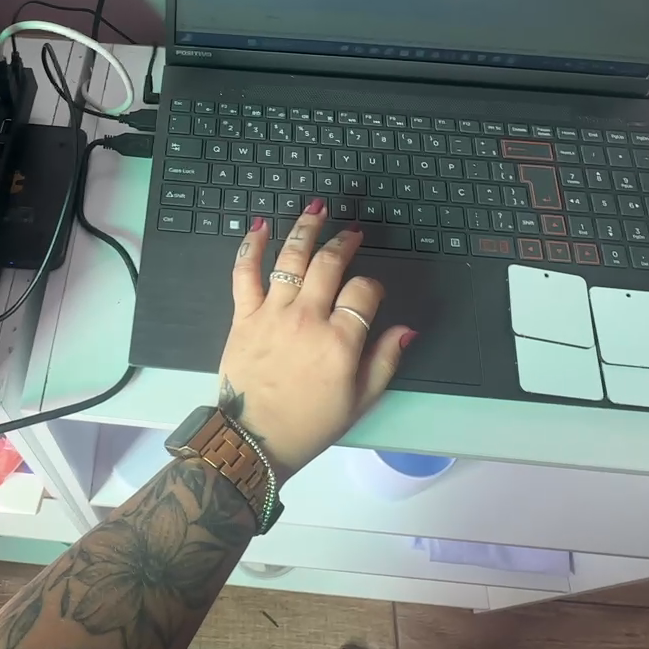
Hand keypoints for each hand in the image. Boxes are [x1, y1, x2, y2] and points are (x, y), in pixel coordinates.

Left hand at [217, 199, 414, 478]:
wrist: (254, 439)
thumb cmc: (310, 423)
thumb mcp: (360, 400)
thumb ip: (385, 361)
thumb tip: (406, 329)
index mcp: (340, 341)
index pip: (364, 292)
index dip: (373, 285)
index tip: (372, 290)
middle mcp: (307, 319)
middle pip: (329, 265)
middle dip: (344, 243)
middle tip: (351, 233)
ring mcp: (272, 312)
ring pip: (291, 257)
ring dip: (306, 228)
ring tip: (317, 208)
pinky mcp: (243, 314)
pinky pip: (245, 272)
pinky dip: (251, 246)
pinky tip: (261, 225)